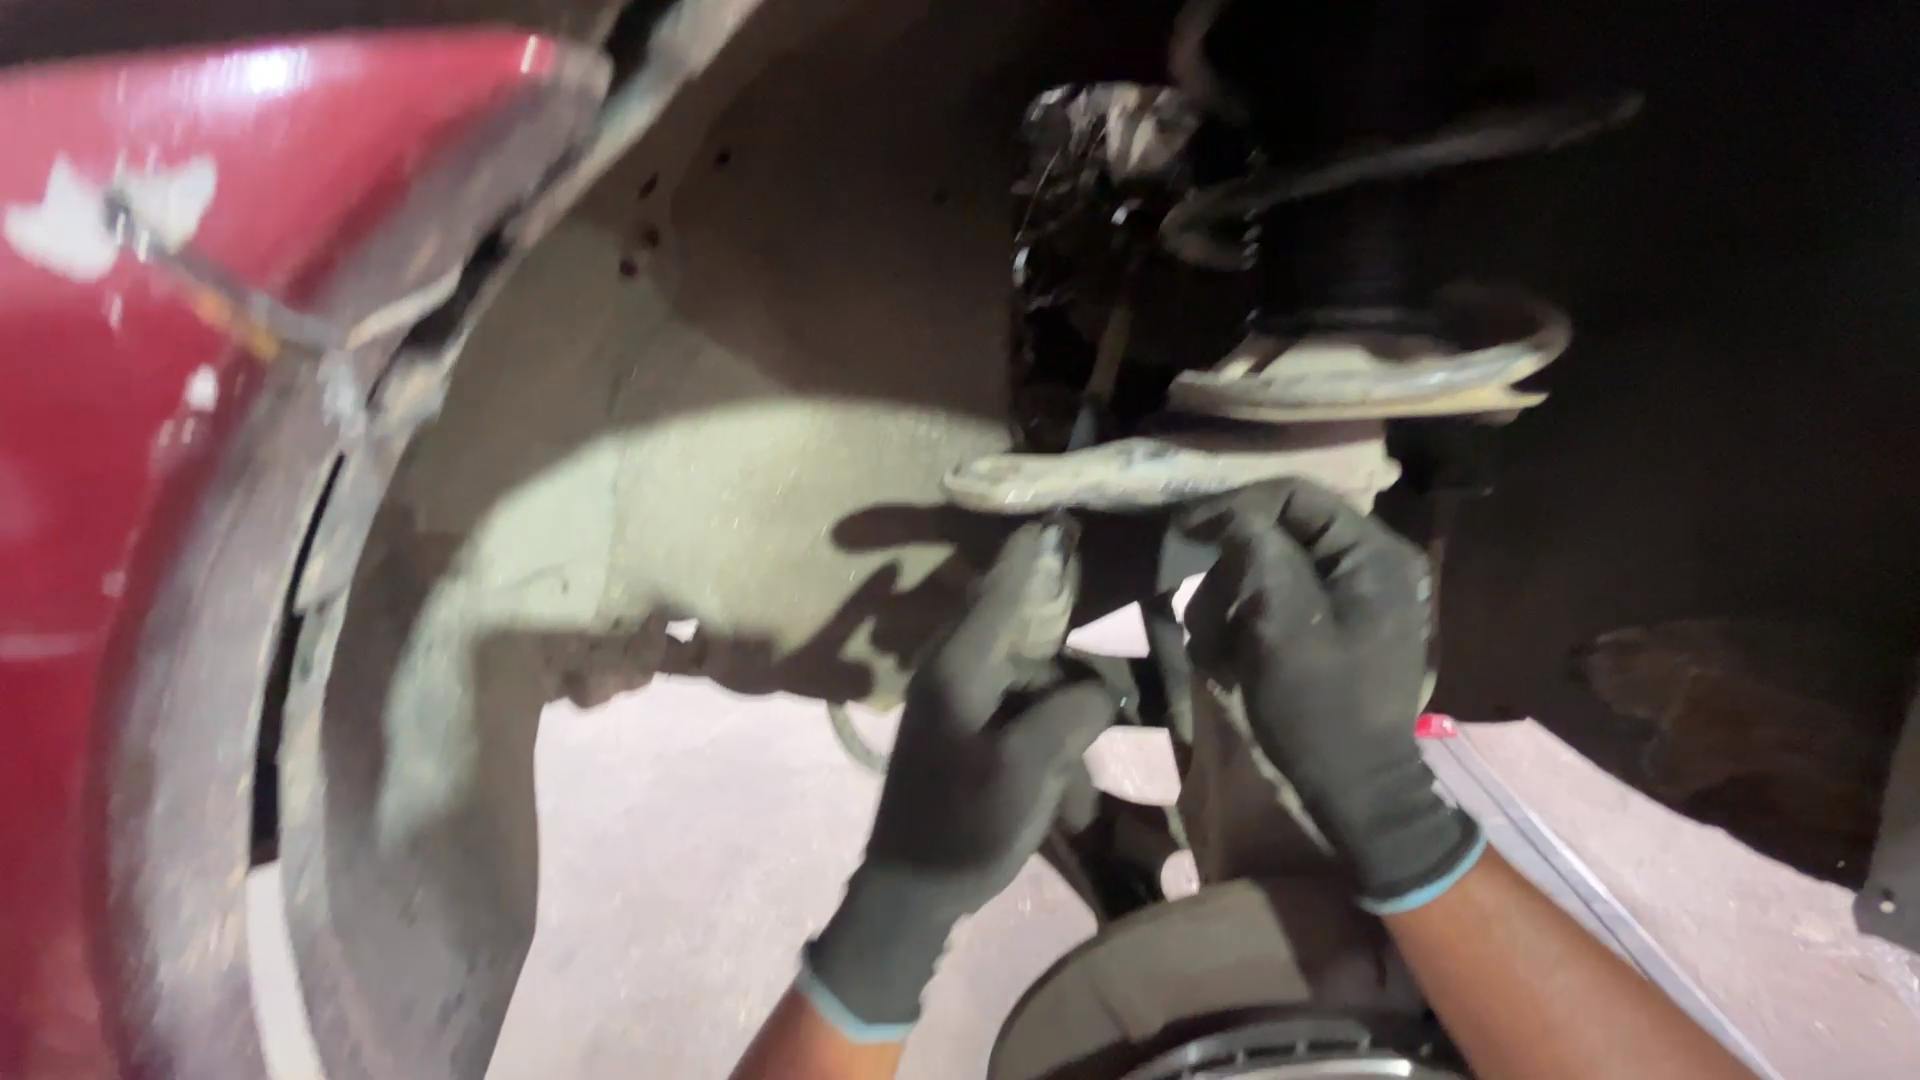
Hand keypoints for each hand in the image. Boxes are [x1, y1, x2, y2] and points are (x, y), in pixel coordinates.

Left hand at [803, 523, 1115, 1038]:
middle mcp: (958, 673)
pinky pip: (1024, 723)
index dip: (1030, 554)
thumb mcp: (1027, 768)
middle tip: (1093, 696)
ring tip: (1076, 800)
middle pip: (1030, 645)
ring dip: (1064, 739)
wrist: (911, 890)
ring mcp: (962, 705)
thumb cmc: (962, 824)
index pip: (1000, 591)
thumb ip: (1070, 712)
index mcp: (960, 667)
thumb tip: (1099, 690)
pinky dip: (1050, 756)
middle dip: (1069, 683)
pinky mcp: (970, 733)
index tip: (1055, 517)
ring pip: (1035, 692)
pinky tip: (1066, 806)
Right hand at [1180, 479, 1482, 912]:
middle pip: (1275, 533)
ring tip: (1214, 650)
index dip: (1235, 507)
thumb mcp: (1282, 623)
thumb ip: (1260, 551)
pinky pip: (1270, 603)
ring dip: (1228, 605)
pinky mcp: (1327, 626)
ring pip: (1264, 570)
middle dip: (1230, 572)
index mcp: (1371, 554)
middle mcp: (1365, 564)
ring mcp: (1347, 598)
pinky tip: (1231, 662)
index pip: (1293, 495)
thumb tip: (1231, 511)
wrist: (1350, 789)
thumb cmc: (1318, 706)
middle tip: (1202, 613)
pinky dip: (1241, 627)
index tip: (1184, 532)